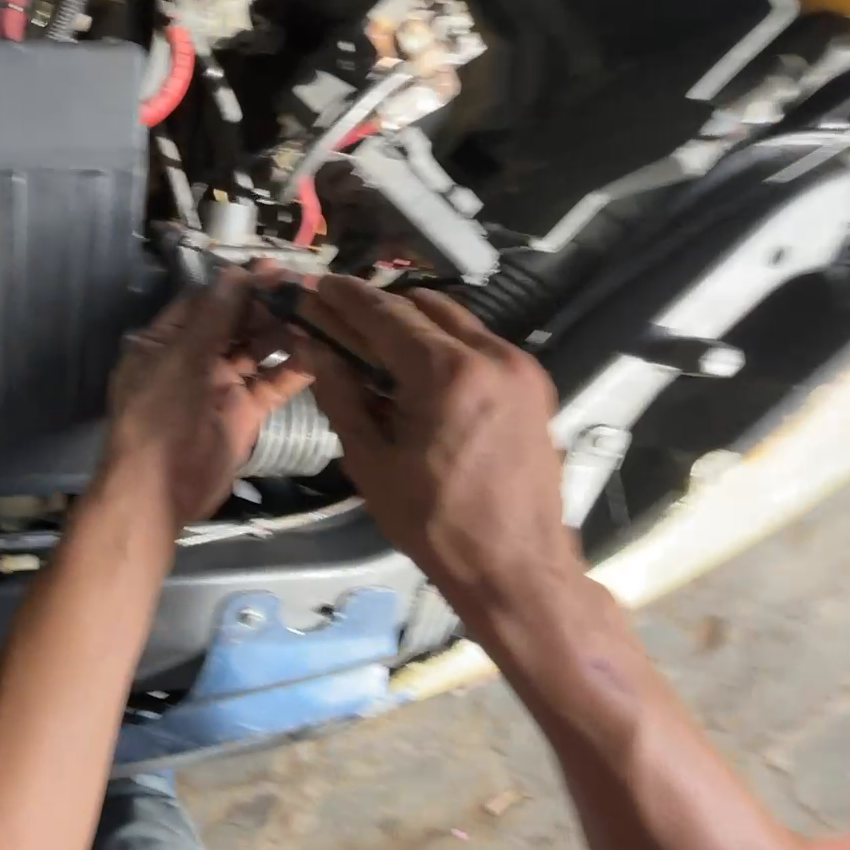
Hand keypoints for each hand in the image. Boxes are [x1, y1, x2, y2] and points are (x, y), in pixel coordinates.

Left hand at [98, 269, 312, 526]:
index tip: (275, 269)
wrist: (158, 489)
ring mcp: (220, 386)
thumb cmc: (159, 417)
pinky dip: (295, 367)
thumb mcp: (180, 359)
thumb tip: (237, 273)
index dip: (238, 285)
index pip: (205, 302)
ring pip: (258, 350)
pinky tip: (322, 350)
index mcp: (165, 342)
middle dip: (268, 307)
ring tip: (321, 314)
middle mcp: (192, 359)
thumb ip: (212, 317)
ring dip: (286, 333)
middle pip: (235, 322)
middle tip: (307, 291)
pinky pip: (273, 382)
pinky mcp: (245, 412)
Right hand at [294, 275, 582, 607]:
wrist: (514, 565)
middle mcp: (493, 356)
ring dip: (411, 324)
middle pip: (424, 307)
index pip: (386, 314)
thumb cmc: (431, 519)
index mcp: (448, 373)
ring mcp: (521, 369)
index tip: (317, 285)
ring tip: (371, 345)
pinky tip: (414, 373)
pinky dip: (441, 345)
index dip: (345, 298)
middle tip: (337, 317)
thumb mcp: (370, 460)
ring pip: (455, 322)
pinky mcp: (534, 387)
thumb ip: (341, 396)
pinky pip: (478, 346)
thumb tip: (315, 350)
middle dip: (377, 306)